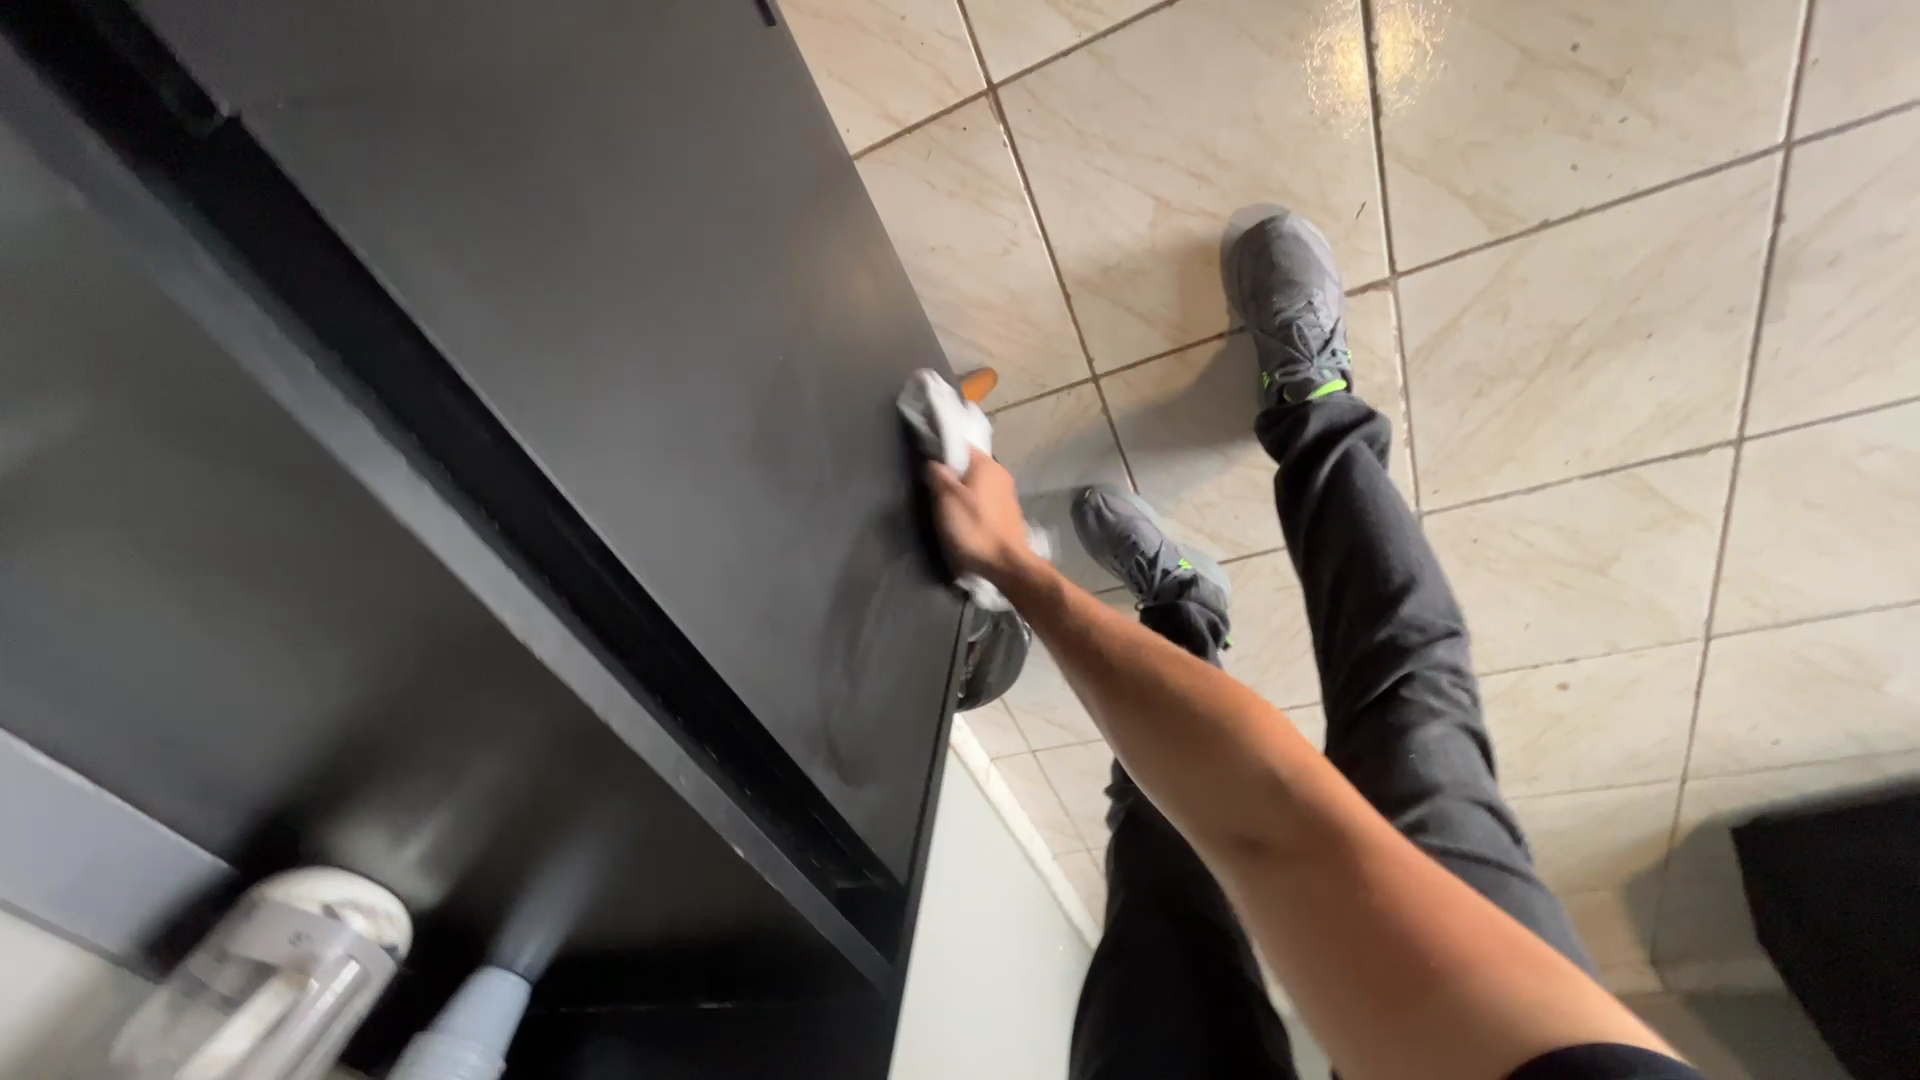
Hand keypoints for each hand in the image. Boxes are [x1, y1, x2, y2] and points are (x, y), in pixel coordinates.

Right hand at [926, 449, 1037, 585]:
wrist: (1007, 564)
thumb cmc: (975, 529)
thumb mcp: (947, 500)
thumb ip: (938, 475)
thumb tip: (934, 462)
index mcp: (987, 464)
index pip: (960, 445)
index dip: (940, 451)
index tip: (925, 466)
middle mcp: (1000, 472)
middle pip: (968, 465)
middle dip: (951, 474)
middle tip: (932, 490)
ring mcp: (1007, 492)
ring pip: (976, 483)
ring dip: (961, 490)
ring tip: (946, 507)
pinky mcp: (1008, 511)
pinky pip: (984, 498)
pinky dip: (972, 503)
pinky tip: (964, 518)